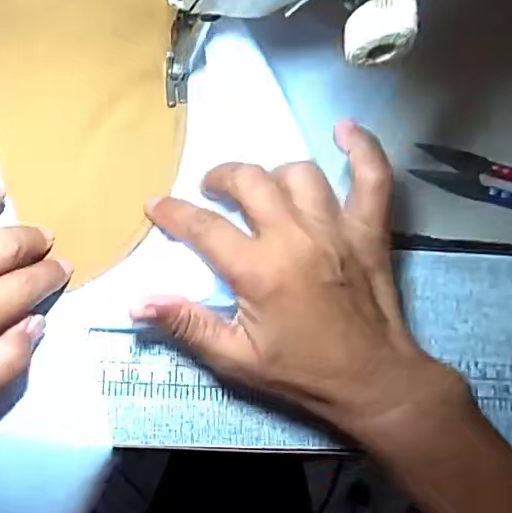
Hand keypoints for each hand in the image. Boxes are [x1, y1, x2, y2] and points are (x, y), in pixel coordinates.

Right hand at [132, 119, 463, 444]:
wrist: (373, 382)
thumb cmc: (298, 372)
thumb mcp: (233, 357)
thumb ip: (186, 324)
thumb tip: (137, 304)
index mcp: (259, 270)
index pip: (204, 227)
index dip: (173, 213)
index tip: (155, 205)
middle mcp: (296, 237)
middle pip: (251, 183)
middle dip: (220, 178)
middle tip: (207, 191)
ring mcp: (337, 228)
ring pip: (299, 174)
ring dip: (271, 174)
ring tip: (258, 188)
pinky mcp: (370, 230)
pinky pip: (373, 176)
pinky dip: (361, 148)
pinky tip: (345, 130)